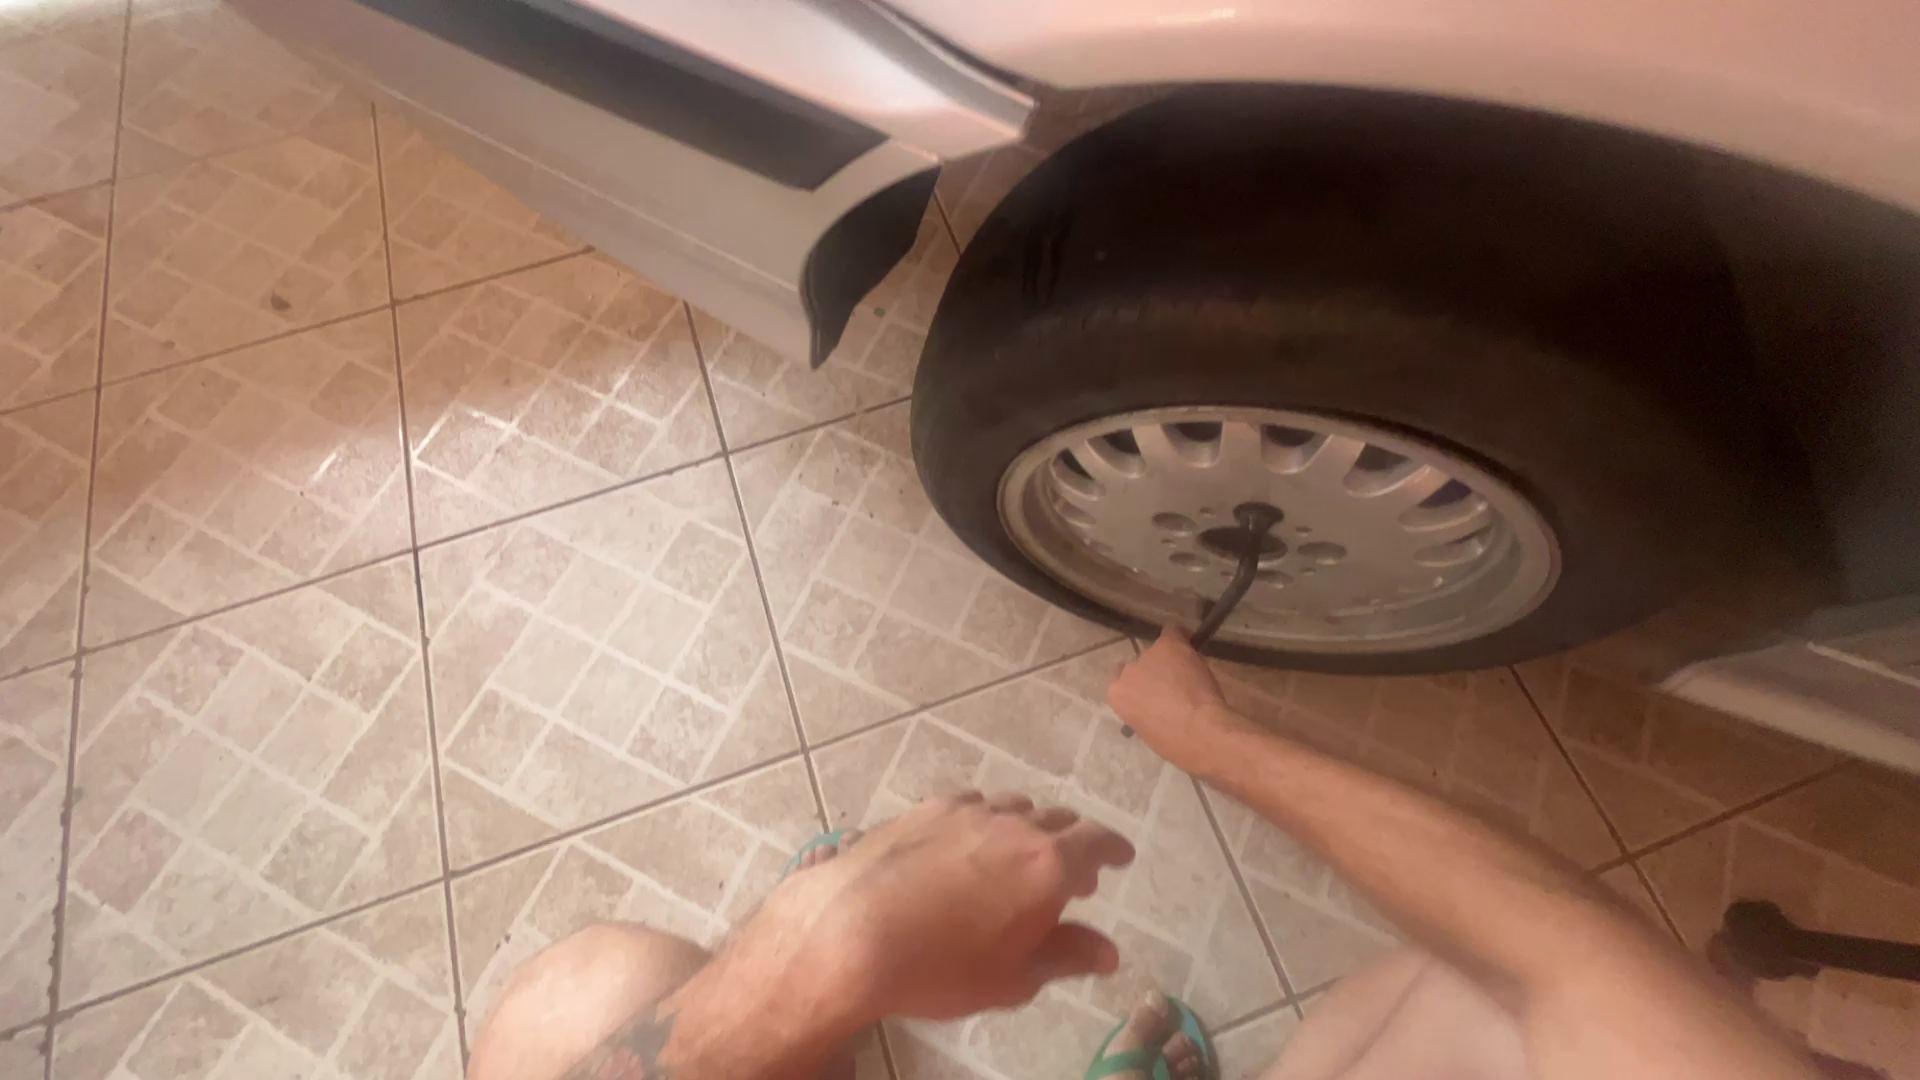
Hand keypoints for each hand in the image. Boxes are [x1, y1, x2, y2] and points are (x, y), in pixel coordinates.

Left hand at [757, 793, 1134, 1025]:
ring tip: (1020, 859)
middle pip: (1059, 821)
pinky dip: (986, 821)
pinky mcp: (931, 805)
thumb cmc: (942, 966)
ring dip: (1029, 830)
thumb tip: (1107, 949)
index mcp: (1049, 864)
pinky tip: (971, 844)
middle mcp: (1015, 824)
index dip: (1114, 848)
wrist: (856, 928)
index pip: (1098, 842)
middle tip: (1072, 877)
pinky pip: (974, 805)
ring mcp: (971, 809)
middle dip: (1073, 845)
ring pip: (1016, 809)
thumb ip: (1066, 954)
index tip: (1121, 856)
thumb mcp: (1014, 976)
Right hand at [1108, 629, 1252, 773]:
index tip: (1152, 696)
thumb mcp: (1148, 731)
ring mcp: (1146, 656)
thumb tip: (1155, 709)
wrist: (1198, 732)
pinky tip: (1190, 641)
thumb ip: (1143, 712)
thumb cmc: (1175, 743)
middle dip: (1151, 674)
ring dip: (1168, 659)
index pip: (1121, 683)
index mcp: (1117, 696)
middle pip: (1137, 665)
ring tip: (1188, 672)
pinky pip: (1171, 631)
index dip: (1138, 688)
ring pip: (1156, 651)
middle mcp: (1126, 673)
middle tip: (1171, 686)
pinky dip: (1180, 636)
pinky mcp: (1168, 645)